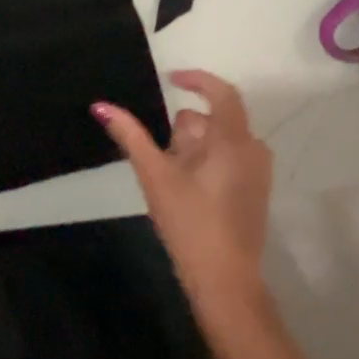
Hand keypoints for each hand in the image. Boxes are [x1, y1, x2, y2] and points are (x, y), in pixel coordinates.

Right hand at [94, 70, 271, 298]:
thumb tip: (101, 106)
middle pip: (212, 120)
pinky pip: (228, 158)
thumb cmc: (189, 221)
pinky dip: (205, 162)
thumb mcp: (153, 174)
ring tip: (170, 176)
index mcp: (232, 141)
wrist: (225, 279)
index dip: (196, 80)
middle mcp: (252, 150)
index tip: (170, 79)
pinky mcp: (255, 191)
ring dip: (192, 147)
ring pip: (219, 140)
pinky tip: (185, 188)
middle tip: (160, 156)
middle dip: (183, 130)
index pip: (222, 93)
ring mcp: (258, 173)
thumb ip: (129, 135)